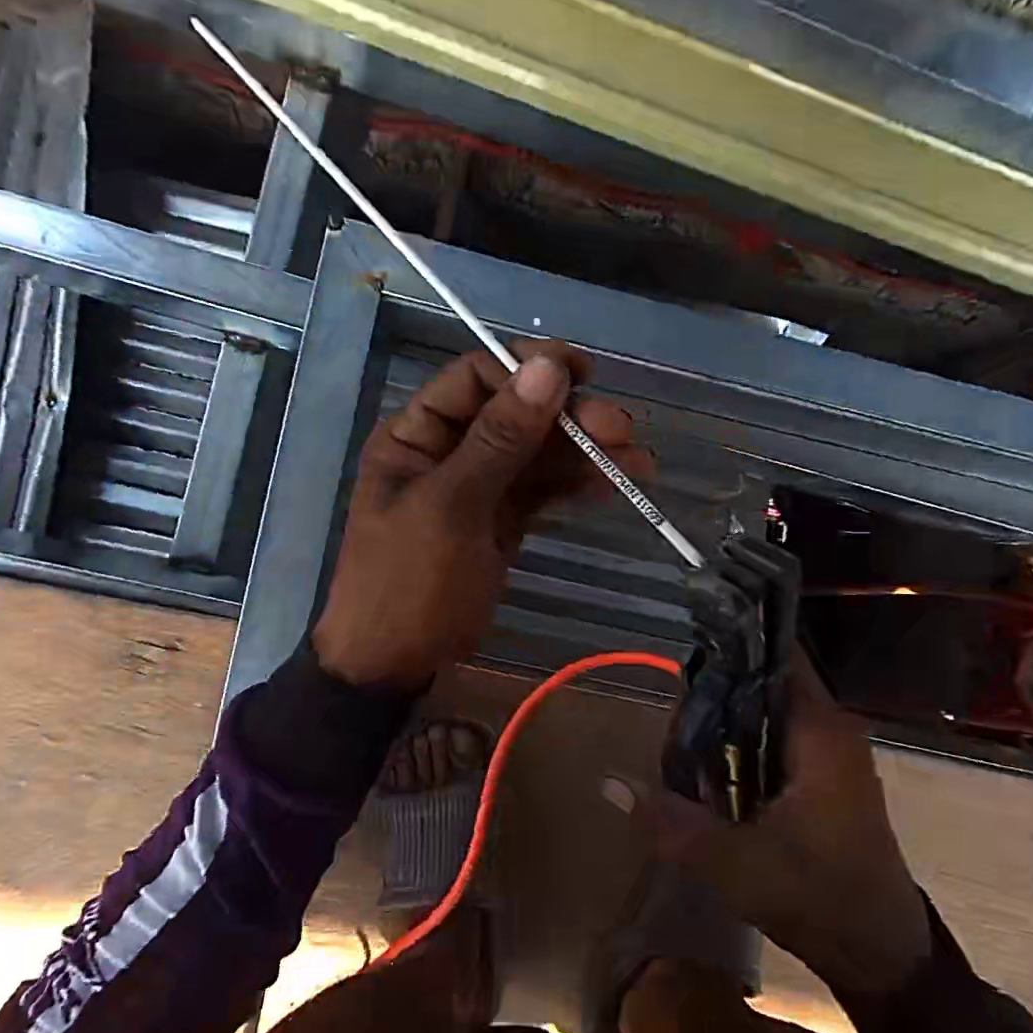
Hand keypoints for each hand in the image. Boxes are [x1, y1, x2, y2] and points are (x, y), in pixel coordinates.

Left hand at [311, 340, 651, 688]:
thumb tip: (546, 368)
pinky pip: (541, 490)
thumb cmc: (408, 581)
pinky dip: (575, 484)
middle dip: (568, 417)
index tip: (582, 375)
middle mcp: (447, 452)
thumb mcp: (450, 506)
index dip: (525, 370)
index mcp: (415, 436)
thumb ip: (499, 439)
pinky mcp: (501, 520)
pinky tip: (615, 484)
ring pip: (535, 453)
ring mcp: (477, 487)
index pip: (474, 380)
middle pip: (514, 414)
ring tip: (638, 462)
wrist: (394, 664)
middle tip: (621, 429)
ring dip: (584, 452)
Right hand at [663, 651, 930, 1002]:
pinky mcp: (814, 778)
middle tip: (671, 721)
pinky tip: (702, 769)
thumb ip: (672, 821)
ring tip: (678, 746)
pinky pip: (763, 740)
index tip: (685, 641)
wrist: (882, 958)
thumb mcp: (737, 864)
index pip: (776, 655)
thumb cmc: (820, 898)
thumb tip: (609, 781)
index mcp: (819, 732)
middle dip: (709, 695)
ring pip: (756, 713)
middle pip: (756, 683)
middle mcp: (825, 731)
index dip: (730, 641)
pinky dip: (731, 746)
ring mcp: (822, 754)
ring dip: (717, 724)